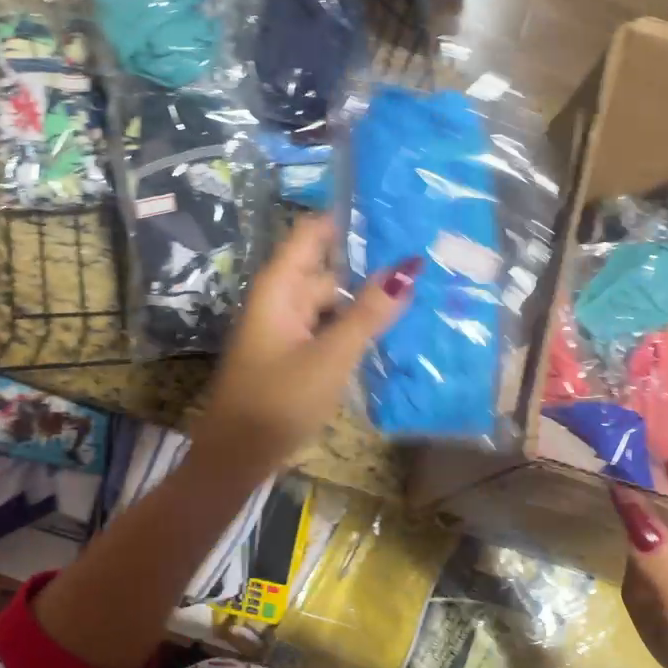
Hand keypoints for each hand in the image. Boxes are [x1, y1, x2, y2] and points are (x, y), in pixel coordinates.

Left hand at [188, 215, 416, 478]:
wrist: (236, 458)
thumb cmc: (278, 402)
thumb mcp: (330, 357)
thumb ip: (369, 313)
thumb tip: (409, 266)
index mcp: (280, 287)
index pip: (316, 232)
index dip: (352, 217)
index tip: (400, 209)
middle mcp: (281, 300)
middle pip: (330, 269)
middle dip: (373, 265)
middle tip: (430, 256)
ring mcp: (286, 330)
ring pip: (333, 304)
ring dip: (369, 302)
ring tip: (424, 292)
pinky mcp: (293, 357)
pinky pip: (328, 331)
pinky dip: (355, 329)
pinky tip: (393, 333)